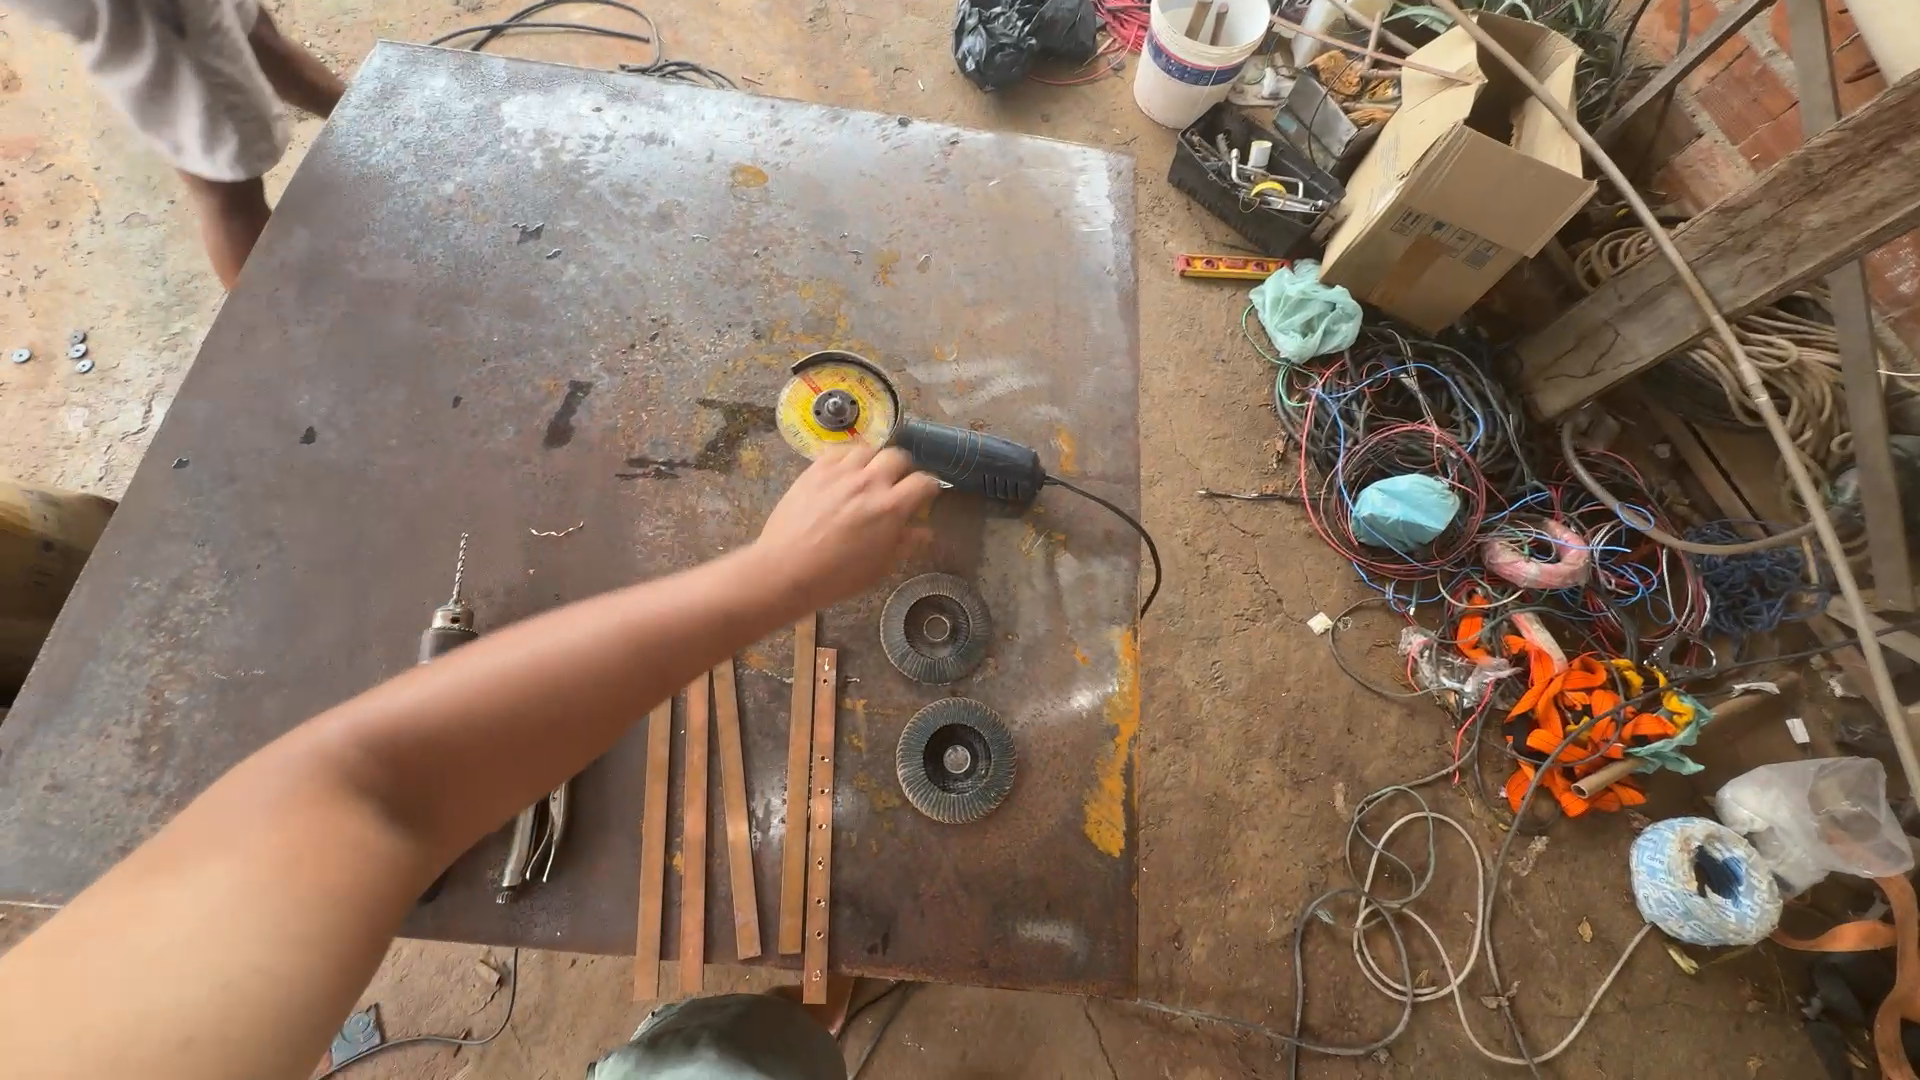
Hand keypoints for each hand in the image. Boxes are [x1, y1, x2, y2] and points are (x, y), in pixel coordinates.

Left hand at [756, 446, 939, 610]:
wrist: (786, 570)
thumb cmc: (837, 577)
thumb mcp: (879, 567)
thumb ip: (905, 544)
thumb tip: (924, 531)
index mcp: (890, 507)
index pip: (923, 482)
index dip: (930, 486)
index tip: (926, 493)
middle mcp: (869, 482)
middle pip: (897, 456)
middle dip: (904, 468)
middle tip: (898, 482)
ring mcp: (840, 473)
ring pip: (868, 449)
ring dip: (875, 460)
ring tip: (870, 474)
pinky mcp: (815, 470)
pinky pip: (839, 452)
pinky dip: (849, 458)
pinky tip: (845, 471)